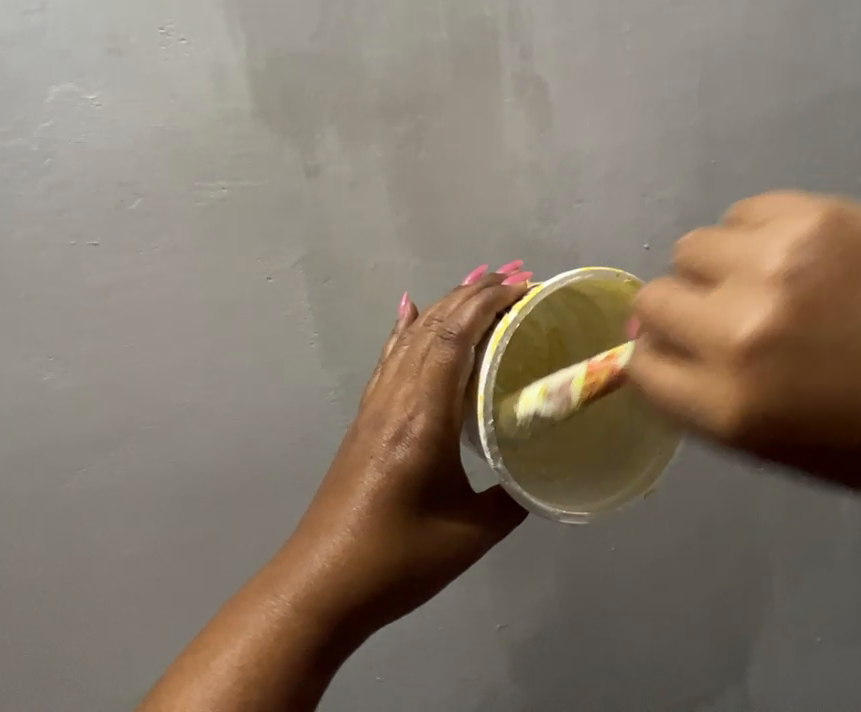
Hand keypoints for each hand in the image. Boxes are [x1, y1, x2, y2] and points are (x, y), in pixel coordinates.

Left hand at [272, 264, 533, 636]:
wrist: (319, 586)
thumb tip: (541, 471)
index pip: (454, 337)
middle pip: (434, 326)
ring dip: (447, 304)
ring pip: (411, 337)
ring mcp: (376, 407)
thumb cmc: (397, 560)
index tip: (525, 287)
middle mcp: (396, 398)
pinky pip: (390, 358)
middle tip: (516, 275)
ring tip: (480, 282)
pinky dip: (406, 328)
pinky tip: (410, 310)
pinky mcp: (365, 420)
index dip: (489, 304)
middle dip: (475, 293)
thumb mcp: (471, 534)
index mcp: (423, 416)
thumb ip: (513, 498)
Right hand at [628, 192, 860, 495]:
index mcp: (734, 407)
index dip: (656, 357)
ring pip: (692, 247)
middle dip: (678, 311)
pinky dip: (755, 233)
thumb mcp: (790, 450)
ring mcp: (774, 264)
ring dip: (717, 267)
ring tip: (768, 278)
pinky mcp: (810, 215)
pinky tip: (798, 252)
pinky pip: (742, 213)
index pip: (643, 367)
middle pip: (654, 299)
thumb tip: (661, 347)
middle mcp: (739, 331)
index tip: (678, 352)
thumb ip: (714, 401)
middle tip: (726, 315)